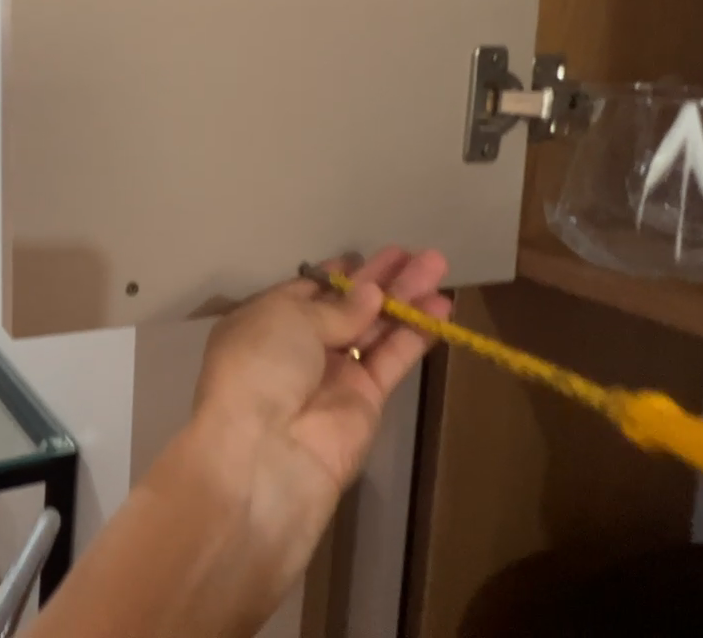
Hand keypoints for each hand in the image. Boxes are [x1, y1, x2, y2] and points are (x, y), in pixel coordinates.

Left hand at [185, 247, 450, 603]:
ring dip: (405, 298)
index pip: (304, 290)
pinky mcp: (366, 399)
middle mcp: (296, 344)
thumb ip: (333, 307)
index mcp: (262, 320)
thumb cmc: (260, 366)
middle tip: (417, 253)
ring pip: (374, 327)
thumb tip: (367, 293)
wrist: (266, 449)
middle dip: (380, 279)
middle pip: (345, 305)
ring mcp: (332, 371)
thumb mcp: (286, 319)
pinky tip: (442, 307)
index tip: (364, 256)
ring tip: (438, 264)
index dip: (335, 274)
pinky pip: (393, 357)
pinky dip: (416, 333)